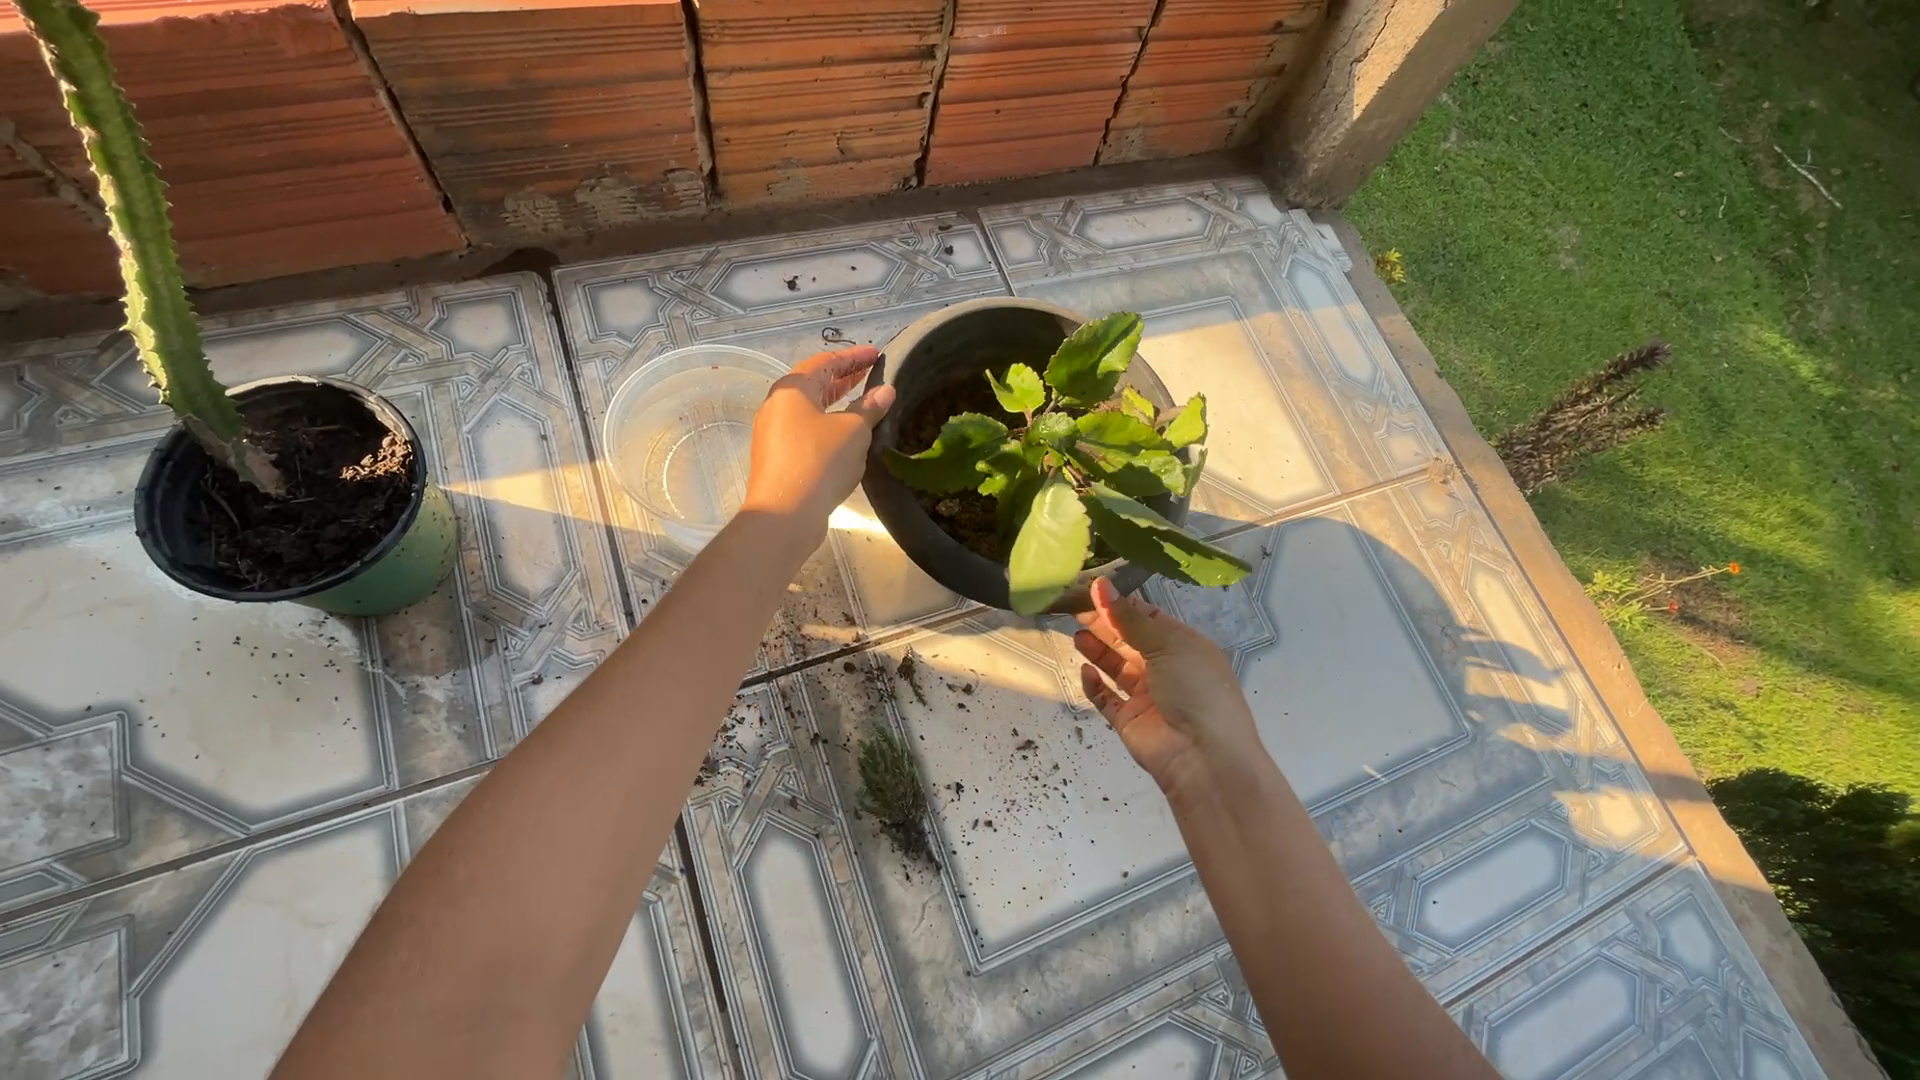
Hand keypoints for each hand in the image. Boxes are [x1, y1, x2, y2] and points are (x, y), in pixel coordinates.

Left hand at [740, 346, 894, 542]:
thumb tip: (886, 391)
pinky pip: (806, 433)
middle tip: (871, 375)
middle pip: (814, 385)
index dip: (853, 357)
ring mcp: (774, 435)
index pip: (825, 363)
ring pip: (810, 411)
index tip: (876, 354)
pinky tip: (847, 438)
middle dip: (843, 380)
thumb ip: (870, 408)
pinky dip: (828, 427)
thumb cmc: (819, 461)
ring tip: (863, 404)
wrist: (785, 514)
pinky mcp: (778, 459)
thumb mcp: (853, 431)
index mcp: (791, 390)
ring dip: (837, 406)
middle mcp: (777, 407)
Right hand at [1075, 577, 1265, 801]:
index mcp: (1184, 646)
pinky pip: (1107, 699)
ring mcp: (1147, 696)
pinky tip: (1085, 671)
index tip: (1094, 591)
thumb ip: (1130, 618)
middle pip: (1129, 641)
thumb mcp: (1168, 644)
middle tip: (1076, 609)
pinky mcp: (1130, 721)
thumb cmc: (1195, 689)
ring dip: (1098, 651)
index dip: (1122, 605)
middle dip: (1105, 625)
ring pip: (1116, 668)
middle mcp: (1166, 669)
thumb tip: (1101, 585)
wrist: (1203, 756)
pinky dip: (1095, 685)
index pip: (1149, 618)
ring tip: (1077, 636)